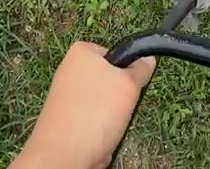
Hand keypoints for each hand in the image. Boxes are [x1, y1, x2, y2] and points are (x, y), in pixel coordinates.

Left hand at [10, 41, 157, 168]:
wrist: (61, 158)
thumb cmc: (93, 114)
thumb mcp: (128, 86)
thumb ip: (140, 70)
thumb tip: (148, 59)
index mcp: (81, 51)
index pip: (115, 55)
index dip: (127, 73)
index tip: (130, 87)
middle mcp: (69, 71)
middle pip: (109, 84)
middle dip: (118, 104)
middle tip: (119, 113)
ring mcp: (65, 98)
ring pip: (102, 109)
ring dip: (109, 124)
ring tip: (105, 133)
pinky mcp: (62, 122)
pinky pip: (90, 126)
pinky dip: (97, 137)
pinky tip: (96, 146)